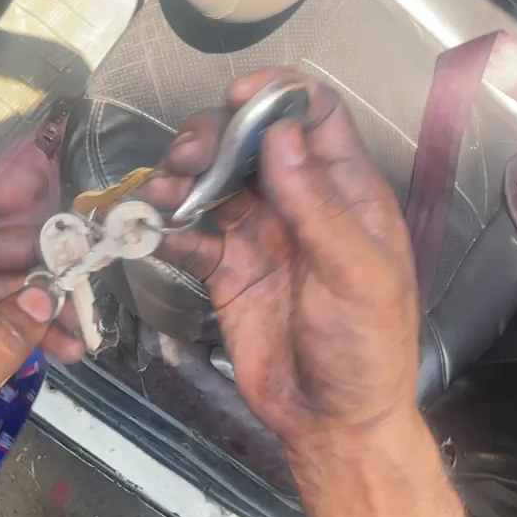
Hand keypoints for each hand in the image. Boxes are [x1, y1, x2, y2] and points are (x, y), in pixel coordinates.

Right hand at [143, 69, 421, 457]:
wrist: (330, 418)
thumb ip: (318, 206)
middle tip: (187, 156)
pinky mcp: (226, 272)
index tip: (238, 100)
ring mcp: (259, 238)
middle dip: (214, 137)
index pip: (313, 118)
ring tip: (164, 192)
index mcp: (345, 194)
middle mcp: (298, 206)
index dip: (276, 98)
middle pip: (250, 144)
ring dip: (184, 179)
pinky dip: (167, 230)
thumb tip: (279, 135)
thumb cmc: (364, 349)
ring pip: (214, 185)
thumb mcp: (355, 275)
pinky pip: (191, 238)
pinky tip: (152, 233)